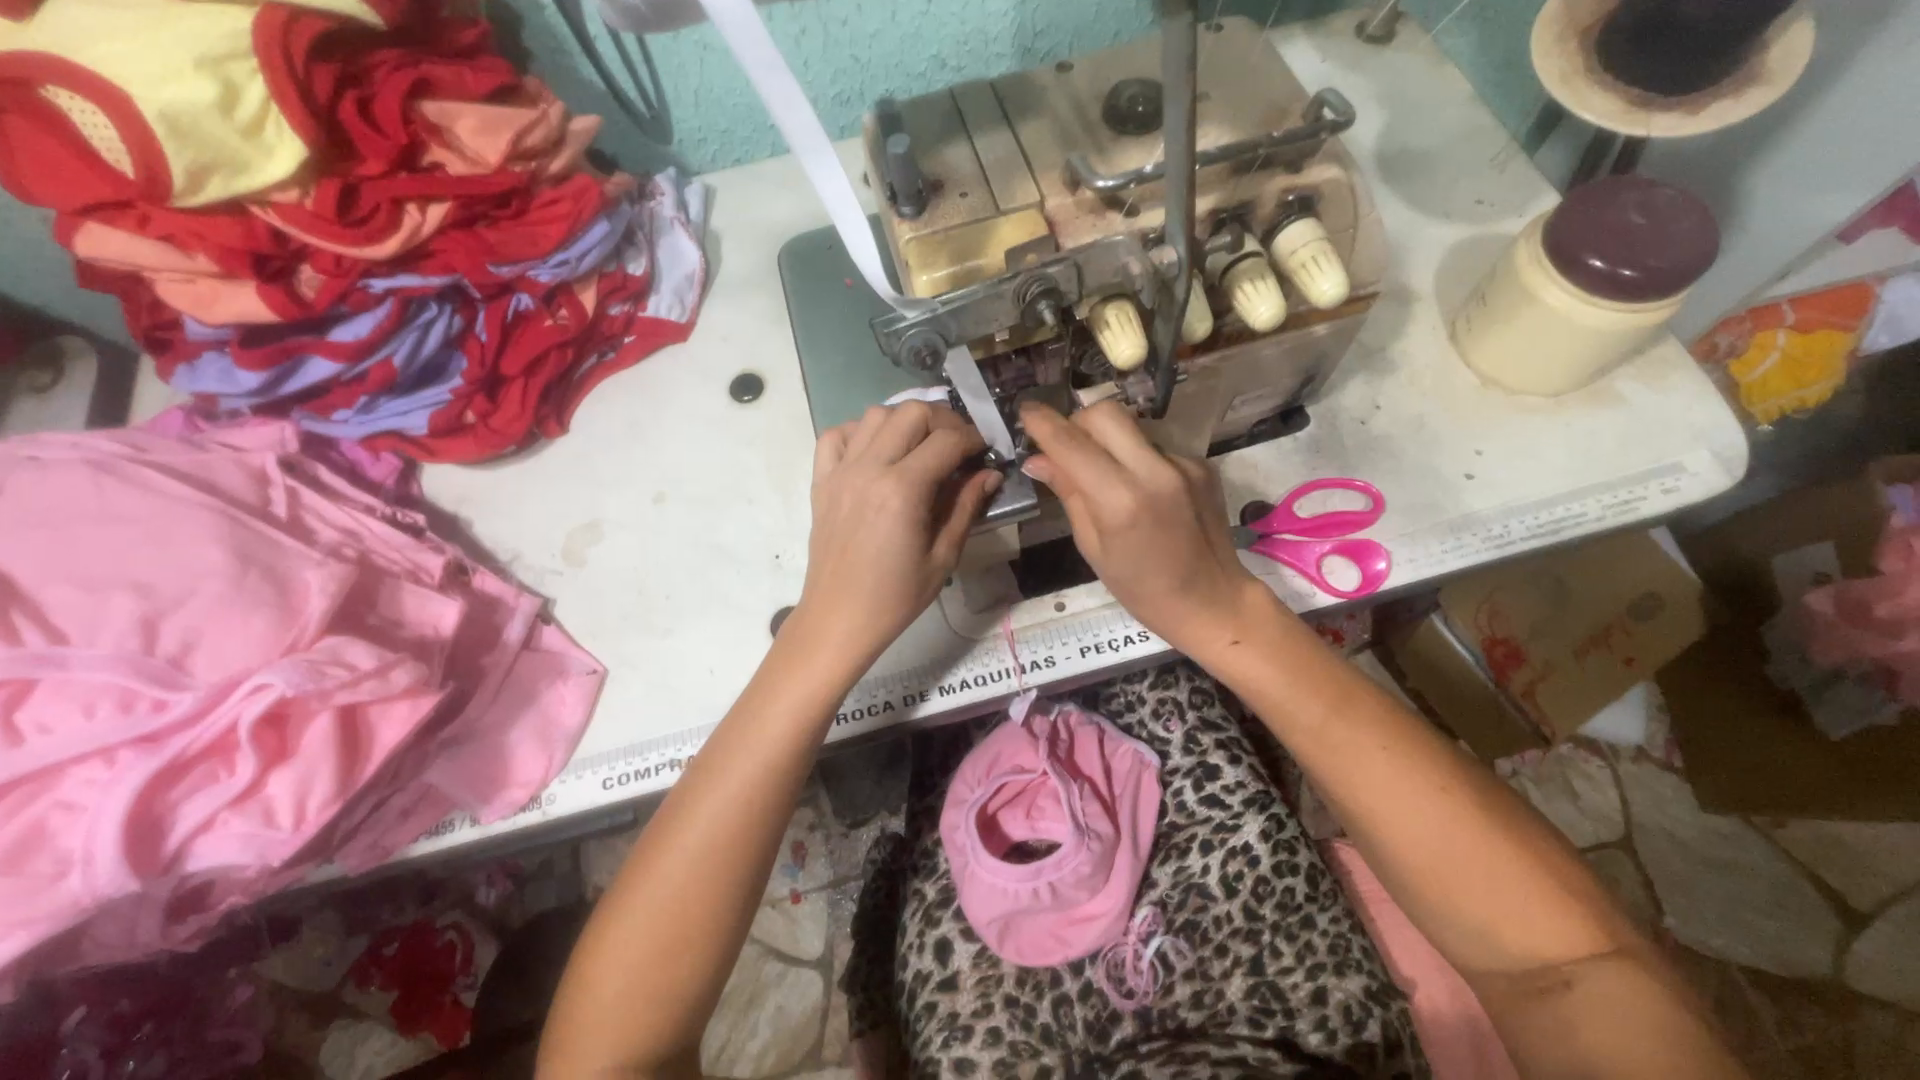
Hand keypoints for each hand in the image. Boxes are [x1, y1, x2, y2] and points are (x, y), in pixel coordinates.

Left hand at [796, 401, 1001, 662]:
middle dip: (942, 421)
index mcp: (903, 490)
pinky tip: (877, 452)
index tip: (984, 451)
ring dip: (903, 421)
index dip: (973, 439)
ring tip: (919, 445)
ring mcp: (841, 471)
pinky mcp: (821, 480)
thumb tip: (989, 473)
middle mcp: (869, 469)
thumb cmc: (896, 596)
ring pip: (874, 415)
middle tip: (956, 445)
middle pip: (911, 412)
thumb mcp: (943, 556)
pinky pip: (836, 435)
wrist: (839, 617)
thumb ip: (965, 507)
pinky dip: (859, 432)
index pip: (947, 440)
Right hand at [1019, 400, 1274, 656]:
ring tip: (1107, 475)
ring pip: (1132, 427)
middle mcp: (1154, 471)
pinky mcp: (1200, 464)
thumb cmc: (1142, 589)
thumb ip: (1069, 494)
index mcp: (1120, 500)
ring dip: (1109, 440)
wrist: (1212, 600)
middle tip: (1067, 447)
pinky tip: (1142, 491)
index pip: (1071, 444)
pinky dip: (1138, 459)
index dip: (1043, 423)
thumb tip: (1037, 459)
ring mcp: (1183, 463)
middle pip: (1105, 413)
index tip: (1025, 410)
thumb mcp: (1092, 548)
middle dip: (1078, 422)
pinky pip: (1155, 446)